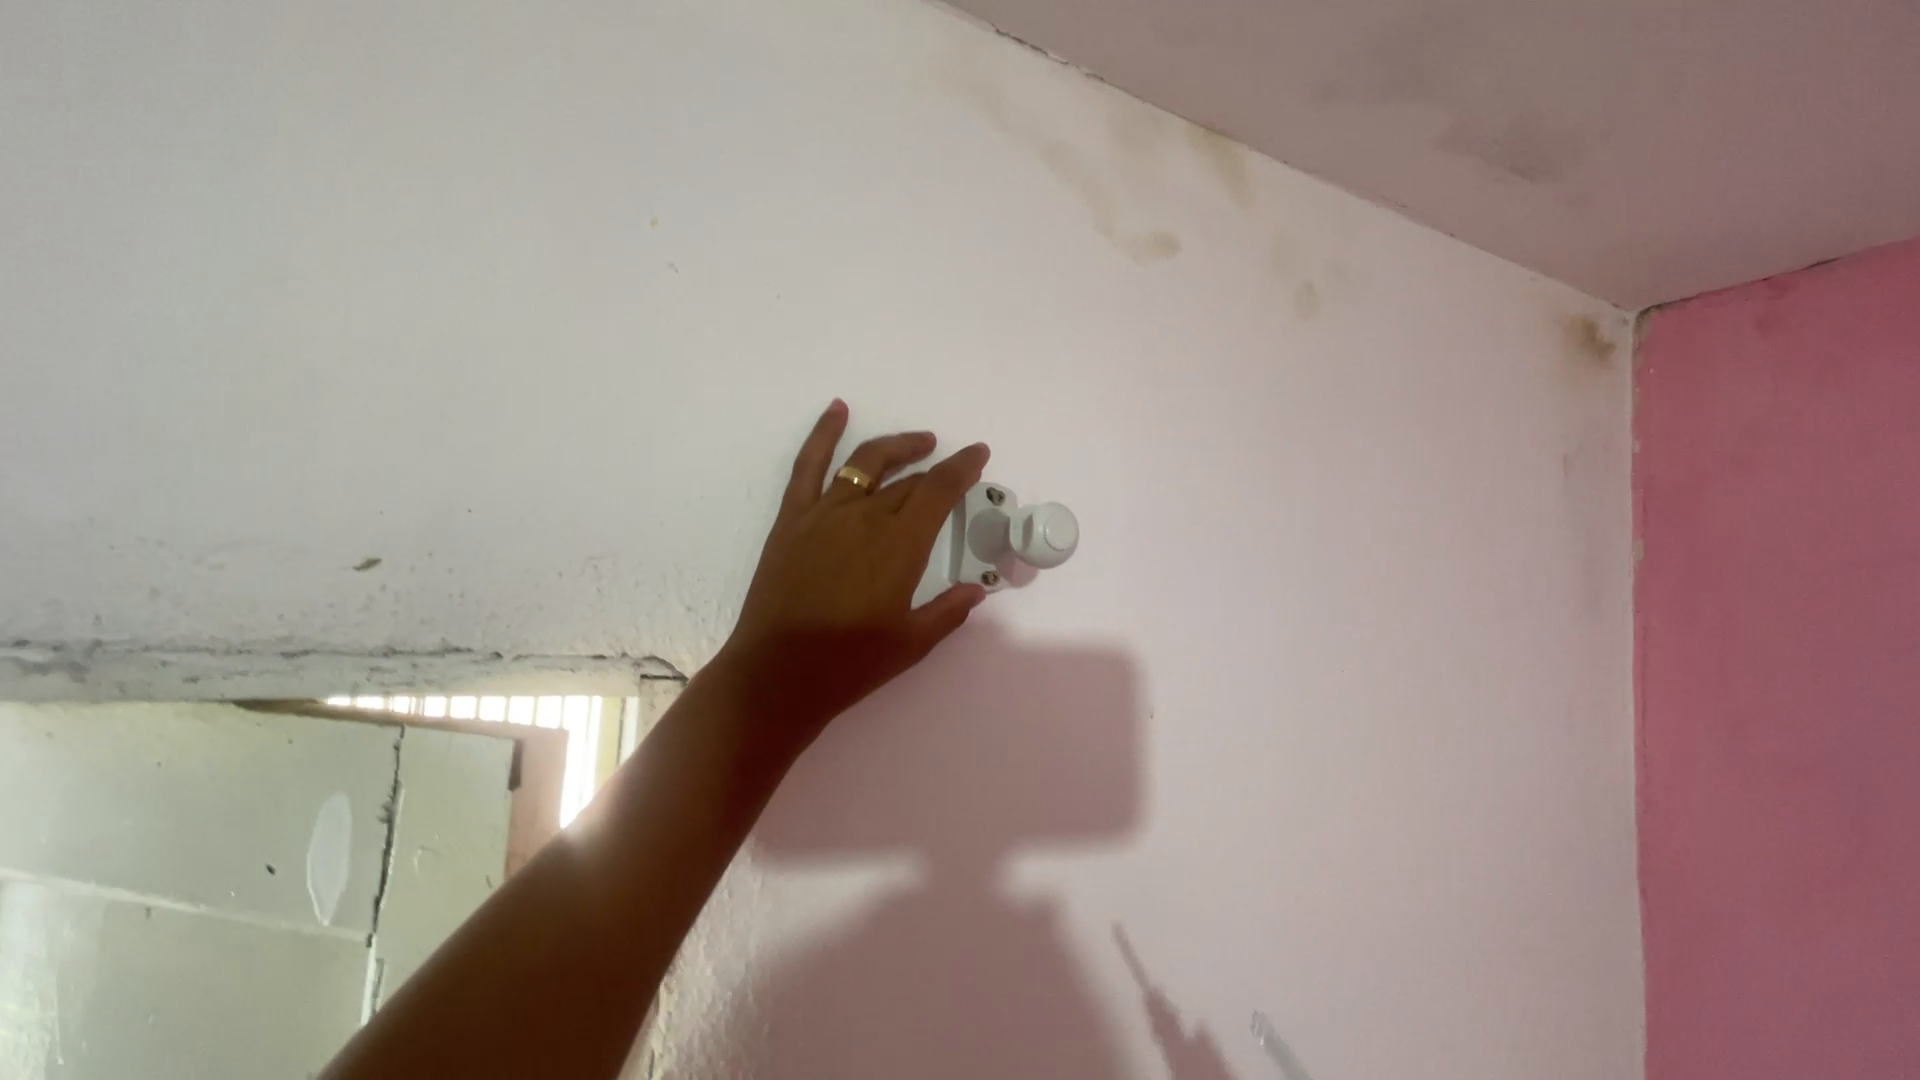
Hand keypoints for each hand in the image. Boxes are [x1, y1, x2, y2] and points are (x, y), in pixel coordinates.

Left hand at [706, 400, 990, 754]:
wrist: (778, 674)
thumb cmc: (850, 664)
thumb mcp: (912, 643)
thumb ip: (949, 611)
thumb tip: (976, 590)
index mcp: (900, 545)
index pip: (939, 490)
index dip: (963, 467)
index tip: (978, 455)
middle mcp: (865, 517)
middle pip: (908, 481)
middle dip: (936, 470)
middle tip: (952, 470)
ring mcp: (824, 514)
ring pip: (866, 464)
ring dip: (896, 447)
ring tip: (918, 442)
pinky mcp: (791, 519)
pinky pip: (808, 465)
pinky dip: (823, 433)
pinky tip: (837, 410)